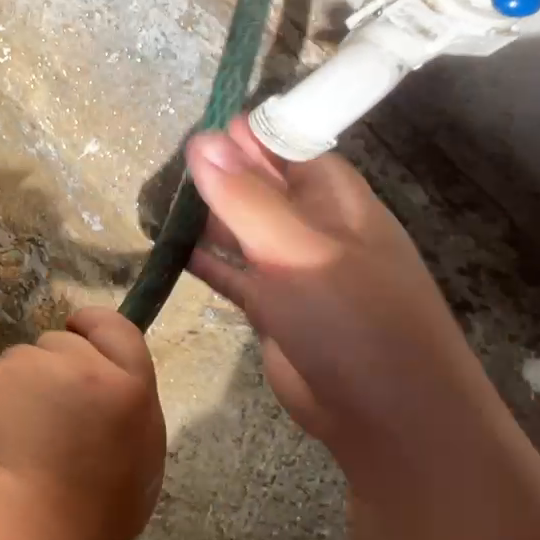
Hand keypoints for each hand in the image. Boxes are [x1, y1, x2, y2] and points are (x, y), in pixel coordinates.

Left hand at [0, 307, 164, 539]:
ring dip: (17, 385)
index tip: (80, 333)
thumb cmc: (89, 512)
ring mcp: (20, 366)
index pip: (116, 327)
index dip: (94, 327)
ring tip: (18, 434)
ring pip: (18, 362)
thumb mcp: (136, 462)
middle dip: (53, 367)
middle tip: (50, 415)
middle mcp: (75, 365)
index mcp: (127, 388)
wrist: (18, 521)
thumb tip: (96, 392)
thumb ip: (119, 411)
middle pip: (60, 344)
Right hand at [183, 118, 499, 477]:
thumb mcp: (297, 251)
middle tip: (165, 156)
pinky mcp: (271, 306)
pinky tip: (164, 245)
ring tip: (154, 194)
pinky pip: (227, 269)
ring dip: (204, 213)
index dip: (255, 136)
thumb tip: (201, 140)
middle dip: (221, 171)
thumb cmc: (354, 322)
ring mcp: (293, 271)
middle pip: (264, 188)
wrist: (385, 417)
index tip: (203, 121)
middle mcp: (317, 233)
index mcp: (341, 210)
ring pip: (240, 228)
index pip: (297, 154)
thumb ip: (246, 198)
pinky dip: (198, 256)